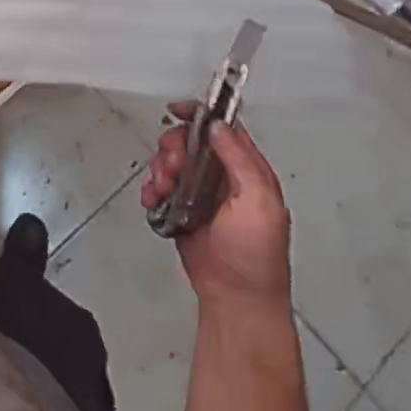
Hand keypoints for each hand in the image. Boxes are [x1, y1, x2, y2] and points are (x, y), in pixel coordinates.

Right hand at [140, 102, 292, 310]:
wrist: (235, 299)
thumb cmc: (255, 254)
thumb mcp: (259, 201)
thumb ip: (240, 159)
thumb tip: (218, 125)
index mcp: (247, 170)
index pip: (224, 128)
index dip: (201, 115)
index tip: (177, 111)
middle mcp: (222, 176)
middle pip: (191, 141)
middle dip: (174, 147)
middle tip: (172, 166)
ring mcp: (199, 193)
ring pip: (172, 161)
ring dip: (161, 168)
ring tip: (162, 189)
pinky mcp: (180, 210)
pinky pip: (160, 187)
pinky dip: (151, 188)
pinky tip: (153, 199)